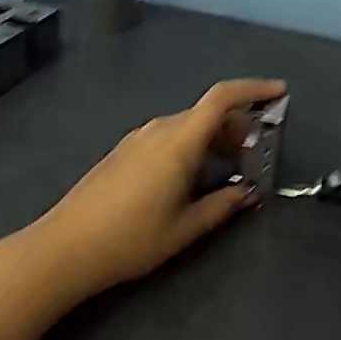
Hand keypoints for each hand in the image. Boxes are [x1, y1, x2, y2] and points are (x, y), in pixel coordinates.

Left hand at [0, 78, 285, 339]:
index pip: (222, 97)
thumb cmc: (130, 238)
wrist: (61, 251)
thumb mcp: (186, 228)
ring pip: (189, 125)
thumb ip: (223, 205)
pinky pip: (170, 136)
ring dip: (215, 138)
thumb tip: (248, 193)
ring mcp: (139, 138)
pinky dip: (193, 145)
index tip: (280, 92)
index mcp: (180, 140)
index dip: (254, 88)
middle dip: (239, 125)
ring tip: (227, 170)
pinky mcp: (124, 151)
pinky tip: (192, 178)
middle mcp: (160, 129)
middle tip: (255, 154)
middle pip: (209, 112)